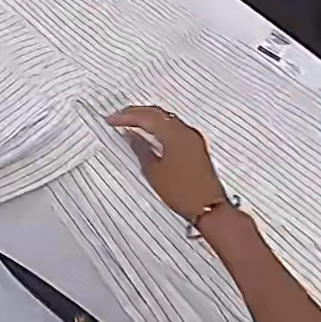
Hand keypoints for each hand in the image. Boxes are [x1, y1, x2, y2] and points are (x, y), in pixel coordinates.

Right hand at [107, 106, 227, 221]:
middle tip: (119, 116)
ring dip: (148, 118)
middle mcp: (186, 132)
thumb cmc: (182, 192)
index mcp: (175, 135)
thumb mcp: (154, 171)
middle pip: (158, 114)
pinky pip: (174, 128)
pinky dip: (159, 126)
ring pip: (167, 119)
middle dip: (137, 113)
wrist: (209, 208)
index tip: (111, 119)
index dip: (127, 117)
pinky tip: (150, 133)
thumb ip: (141, 149)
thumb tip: (132, 135)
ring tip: (131, 121)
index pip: (146, 118)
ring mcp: (193, 138)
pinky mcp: (195, 146)